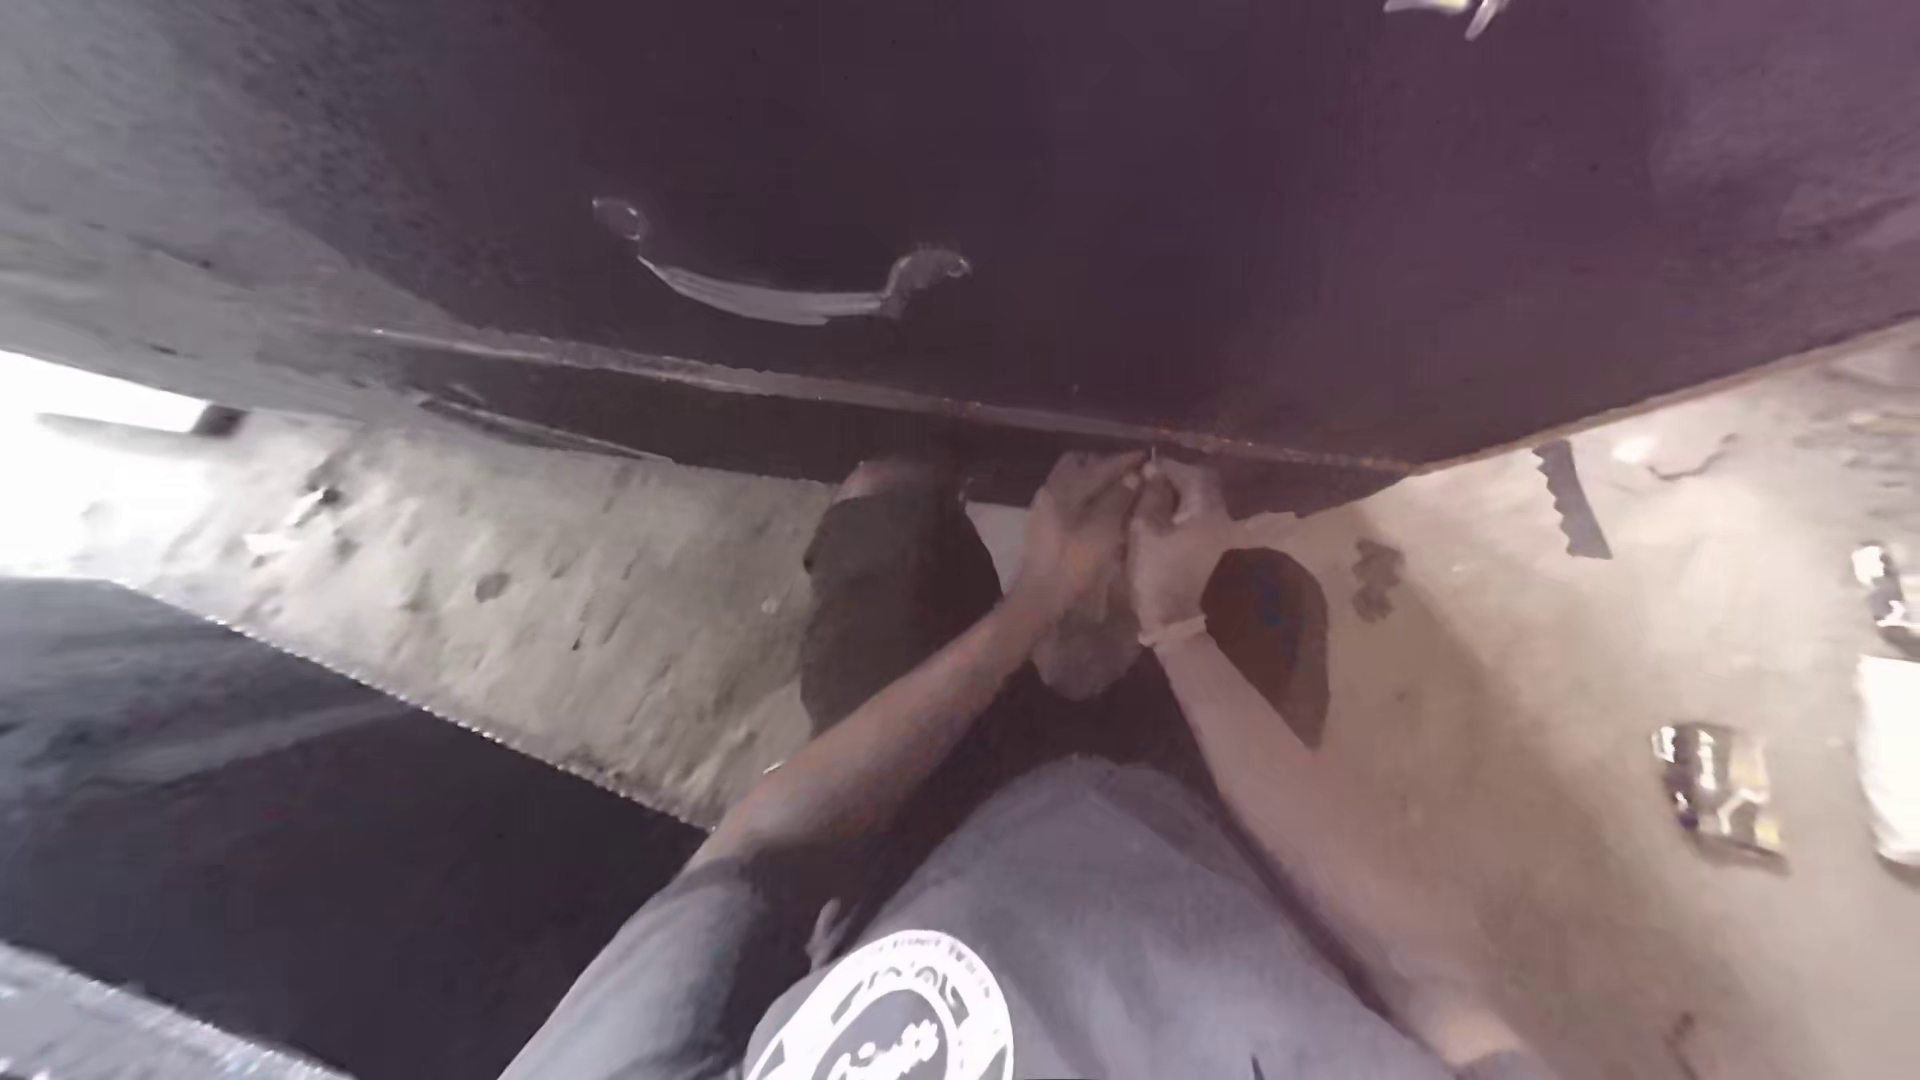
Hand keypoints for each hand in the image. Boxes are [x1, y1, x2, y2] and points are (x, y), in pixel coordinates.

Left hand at [1011, 450, 1146, 620]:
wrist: (1042, 595)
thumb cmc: (1073, 562)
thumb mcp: (1103, 529)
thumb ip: (1118, 498)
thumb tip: (1134, 475)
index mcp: (1063, 488)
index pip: (1099, 465)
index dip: (1124, 461)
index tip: (1147, 456)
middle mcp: (1051, 490)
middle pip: (1081, 466)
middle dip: (1107, 467)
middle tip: (1133, 474)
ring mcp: (1045, 507)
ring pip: (1075, 482)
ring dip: (1098, 482)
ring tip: (1123, 491)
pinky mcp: (1046, 523)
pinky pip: (1071, 498)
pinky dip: (1089, 497)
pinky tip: (1105, 509)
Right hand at [1127, 457, 1233, 630]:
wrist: (1170, 615)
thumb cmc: (1155, 571)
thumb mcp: (1144, 529)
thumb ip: (1150, 495)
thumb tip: (1153, 471)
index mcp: (1205, 511)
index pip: (1191, 474)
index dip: (1167, 467)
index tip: (1144, 467)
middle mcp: (1218, 516)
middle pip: (1199, 484)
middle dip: (1172, 477)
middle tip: (1145, 479)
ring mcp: (1217, 531)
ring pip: (1197, 499)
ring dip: (1174, 492)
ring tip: (1147, 494)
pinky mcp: (1209, 543)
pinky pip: (1195, 514)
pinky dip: (1177, 507)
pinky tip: (1158, 512)